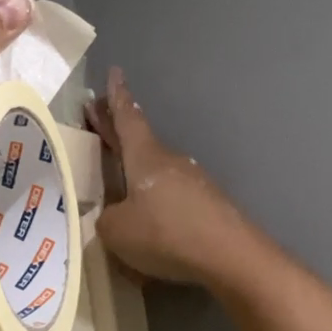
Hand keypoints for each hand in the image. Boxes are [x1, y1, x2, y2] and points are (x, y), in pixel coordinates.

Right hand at [87, 67, 260, 285]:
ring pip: (156, 170)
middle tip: (98, 117)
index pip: (128, 118)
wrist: (232, 258)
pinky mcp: (208, 206)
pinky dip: (155, 198)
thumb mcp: (116, 230)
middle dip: (116, 130)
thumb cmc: (166, 234)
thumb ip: (106, 218)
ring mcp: (193, 183)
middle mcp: (169, 162)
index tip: (114, 72)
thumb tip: (114, 215)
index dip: (117, 97)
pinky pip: (171, 196)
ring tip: (118, 179)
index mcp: (145, 158)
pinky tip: (148, 219)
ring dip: (136, 170)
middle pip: (139, 141)